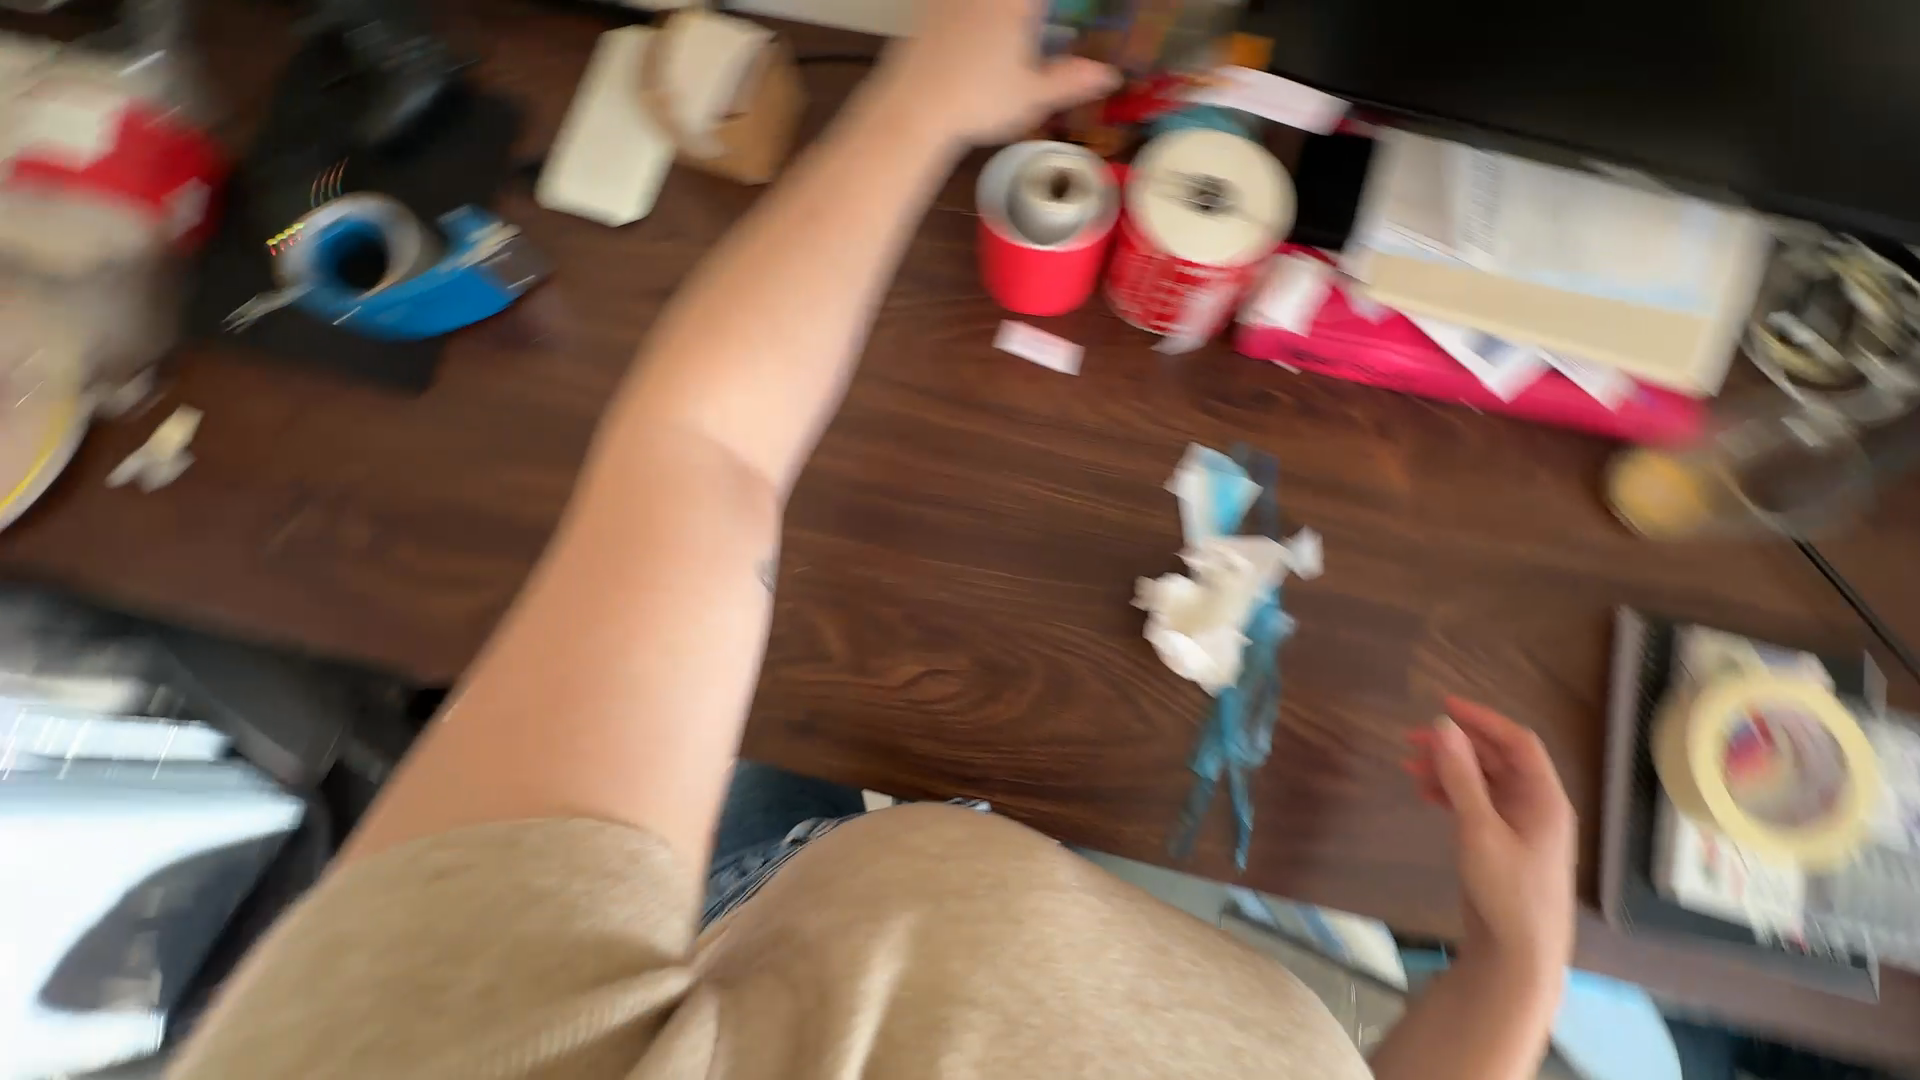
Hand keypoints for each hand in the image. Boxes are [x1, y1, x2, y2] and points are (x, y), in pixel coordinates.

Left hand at [869, 0, 1119, 145]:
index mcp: (1017, 1)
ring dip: (1005, 14)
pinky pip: (952, 3)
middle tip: (1035, 22)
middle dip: (1029, 12)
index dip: (1058, 8)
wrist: (914, 108)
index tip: (1060, 16)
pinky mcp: (929, 5)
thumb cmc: (976, 104)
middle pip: (1021, 3)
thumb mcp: (1030, 96)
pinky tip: (973, 24)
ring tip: (1020, 22)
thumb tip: (1107, 75)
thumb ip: (1070, 80)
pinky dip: (968, 13)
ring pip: (986, 5)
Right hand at [1403, 697, 1577, 983]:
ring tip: (1409, 766)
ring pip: (1483, 781)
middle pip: (1497, 759)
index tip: (1442, 705)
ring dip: (1449, 768)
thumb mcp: (1478, 828)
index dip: (1482, 719)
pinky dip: (1451, 791)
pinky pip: (1477, 802)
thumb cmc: (1506, 889)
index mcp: (1544, 798)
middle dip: (1456, 744)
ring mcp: (1520, 826)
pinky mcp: (1502, 843)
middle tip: (1411, 738)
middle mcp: (1536, 806)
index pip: (1517, 742)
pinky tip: (1425, 792)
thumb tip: (1442, 725)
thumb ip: (1460, 775)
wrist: (1519, 953)